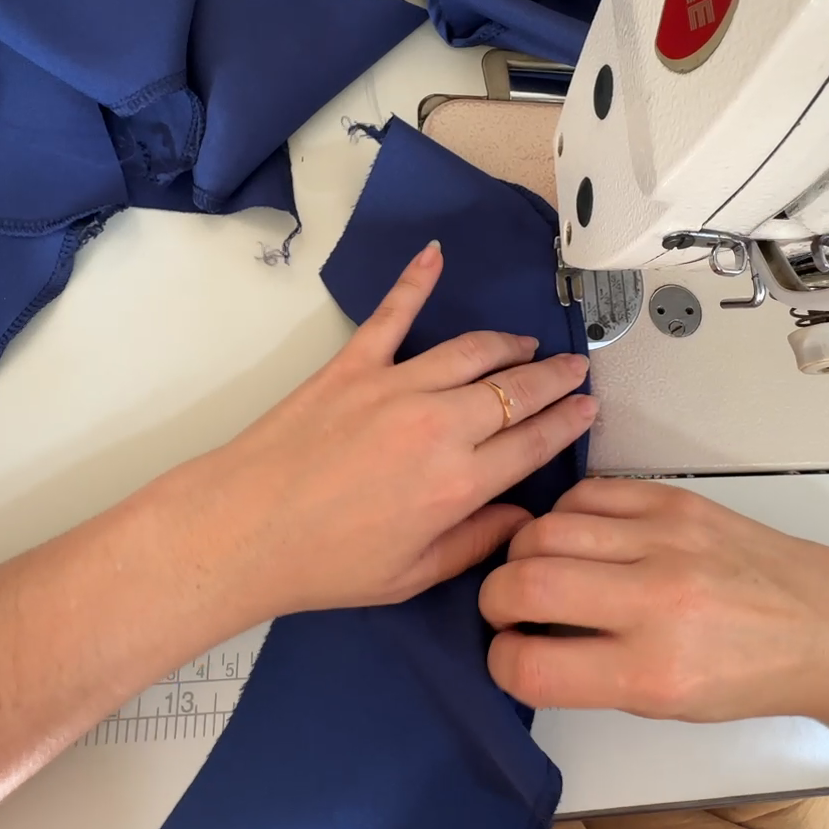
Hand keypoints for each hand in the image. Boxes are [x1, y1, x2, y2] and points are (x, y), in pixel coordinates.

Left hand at [157, 241, 594, 622]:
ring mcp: (396, 386)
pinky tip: (435, 253)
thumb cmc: (327, 564)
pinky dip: (416, 280)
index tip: (588, 406)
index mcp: (458, 484)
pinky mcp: (355, 363)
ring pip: (472, 350)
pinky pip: (394, 313)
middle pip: (516, 390)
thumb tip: (524, 515)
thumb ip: (476, 542)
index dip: (568, 422)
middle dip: (554, 377)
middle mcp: (440, 426)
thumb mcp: (412, 575)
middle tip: (575, 366)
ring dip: (507, 344)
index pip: (534, 443)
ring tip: (526, 344)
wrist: (241, 530)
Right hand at [480, 479, 828, 722]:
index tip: (508, 652)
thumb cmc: (745, 675)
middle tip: (507, 605)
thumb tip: (524, 635)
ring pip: (545, 527)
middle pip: (525, 582)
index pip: (532, 665)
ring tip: (539, 567)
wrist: (821, 621)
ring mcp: (663, 537)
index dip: (500, 660)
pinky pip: (585, 493)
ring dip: (523, 551)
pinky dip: (563, 515)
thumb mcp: (667, 703)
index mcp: (654, 672)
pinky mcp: (671, 498)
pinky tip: (576, 536)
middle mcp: (654, 599)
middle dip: (495, 597)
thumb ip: (590, 671)